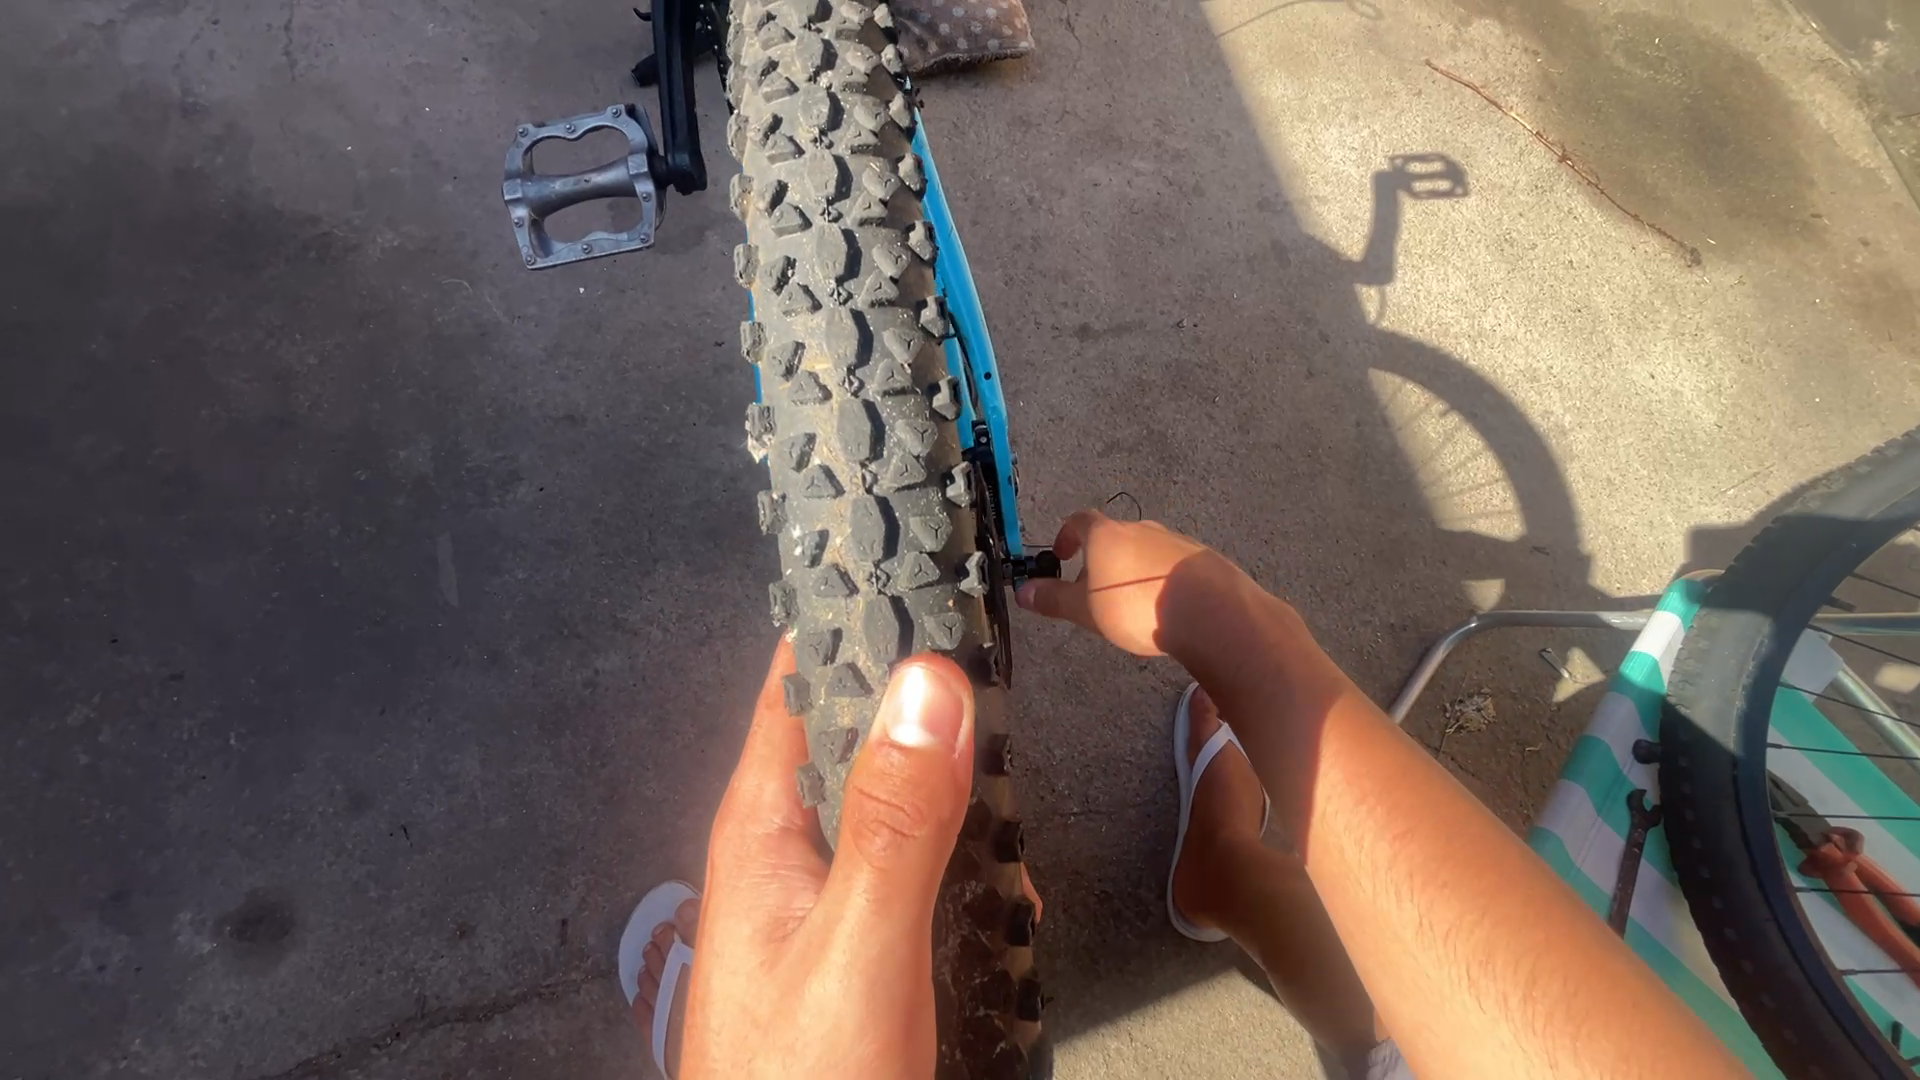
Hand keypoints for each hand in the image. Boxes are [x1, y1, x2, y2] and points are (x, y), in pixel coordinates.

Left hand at [680, 640, 975, 1078]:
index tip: (927, 567)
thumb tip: (930, 681)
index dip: (855, 616)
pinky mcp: (865, 922)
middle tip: (997, 664)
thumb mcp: (858, 945)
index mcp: (766, 815)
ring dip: (954, 774)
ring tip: (1011, 767)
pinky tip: (1001, 866)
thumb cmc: (808, 1079)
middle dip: (925, 693)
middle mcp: (793, 834)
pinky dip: (963, 839)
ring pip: (898, 785)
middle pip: (860, 723)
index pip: (803, 676)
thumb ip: (896, 820)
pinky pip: (918, 847)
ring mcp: (830, 881)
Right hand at [1015, 510, 1250, 655]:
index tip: (1060, 555)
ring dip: (1129, 570)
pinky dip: (1157, 580)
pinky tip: (1160, 607)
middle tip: (1091, 590)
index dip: (1066, 535)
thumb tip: (1022, 592)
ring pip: (1142, 551)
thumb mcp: (1084, 609)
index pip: (1079, 521)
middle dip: (1098, 559)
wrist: (1210, 611)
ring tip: (1127, 604)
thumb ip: (1053, 599)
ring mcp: (1174, 541)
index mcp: (1107, 534)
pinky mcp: (1200, 560)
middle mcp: (1140, 529)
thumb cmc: (1134, 605)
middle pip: (1112, 536)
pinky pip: (1168, 565)